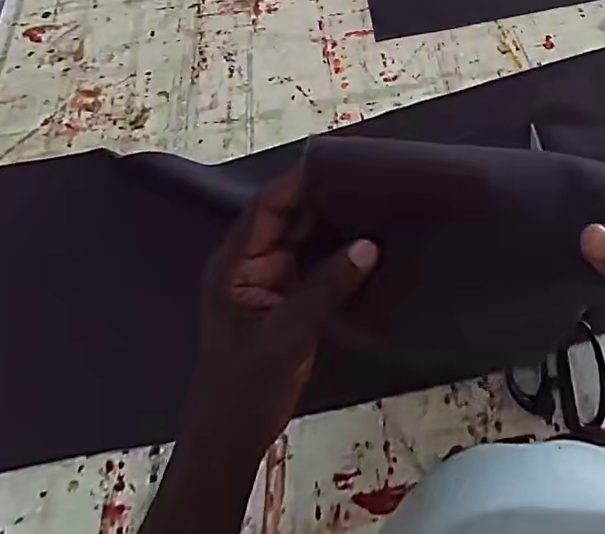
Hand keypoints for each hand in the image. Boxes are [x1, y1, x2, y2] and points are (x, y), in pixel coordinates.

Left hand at [183, 165, 378, 460]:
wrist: (232, 441)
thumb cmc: (244, 384)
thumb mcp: (286, 332)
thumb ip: (326, 287)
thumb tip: (368, 246)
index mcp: (234, 261)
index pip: (266, 206)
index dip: (296, 183)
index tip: (333, 163)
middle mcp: (251, 262)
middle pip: (288, 219)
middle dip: (322, 202)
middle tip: (365, 181)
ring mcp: (270, 281)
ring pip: (305, 242)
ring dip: (333, 228)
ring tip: (372, 204)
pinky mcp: (288, 300)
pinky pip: (315, 268)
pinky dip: (338, 258)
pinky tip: (366, 247)